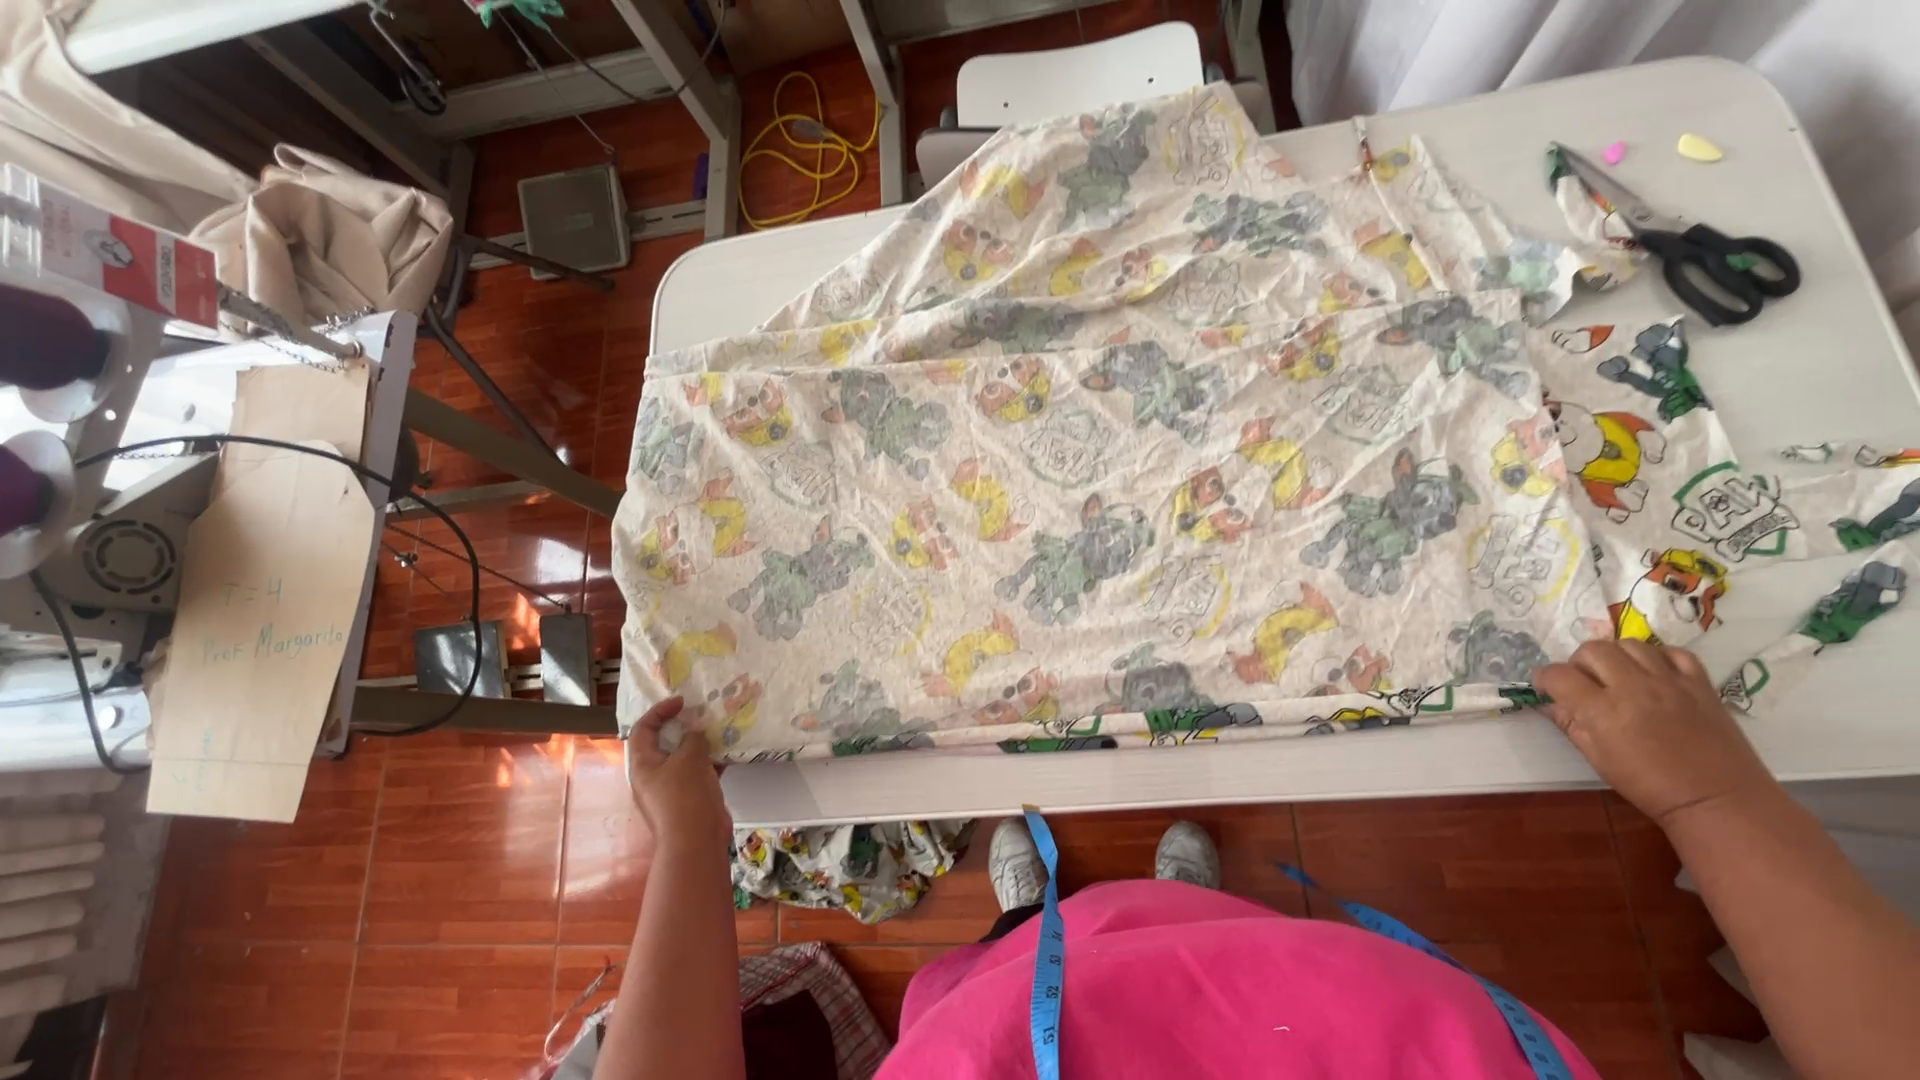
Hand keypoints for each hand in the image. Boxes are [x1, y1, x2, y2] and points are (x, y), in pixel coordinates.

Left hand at [626, 697, 730, 849]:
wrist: (696, 841)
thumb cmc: (685, 796)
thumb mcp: (689, 758)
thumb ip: (693, 739)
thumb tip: (695, 733)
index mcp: (643, 765)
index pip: (643, 729)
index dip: (659, 711)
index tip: (681, 702)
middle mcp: (653, 776)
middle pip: (663, 744)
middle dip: (682, 727)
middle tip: (701, 715)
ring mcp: (671, 790)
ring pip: (684, 760)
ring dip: (700, 745)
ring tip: (717, 730)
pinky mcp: (690, 800)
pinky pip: (699, 775)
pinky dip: (711, 763)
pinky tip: (728, 754)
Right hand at [1534, 640, 1776, 829]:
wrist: (1717, 799)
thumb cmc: (1649, 785)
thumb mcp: (1596, 758)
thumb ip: (1570, 724)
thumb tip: (1550, 704)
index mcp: (1601, 710)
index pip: (1558, 674)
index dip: (1545, 679)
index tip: (1547, 689)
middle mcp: (1633, 687)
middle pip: (1593, 650)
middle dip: (1578, 663)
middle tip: (1585, 683)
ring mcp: (1670, 682)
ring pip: (1630, 644)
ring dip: (1616, 656)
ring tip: (1619, 675)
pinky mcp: (1700, 684)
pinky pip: (1674, 653)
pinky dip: (1658, 657)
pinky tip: (1654, 674)